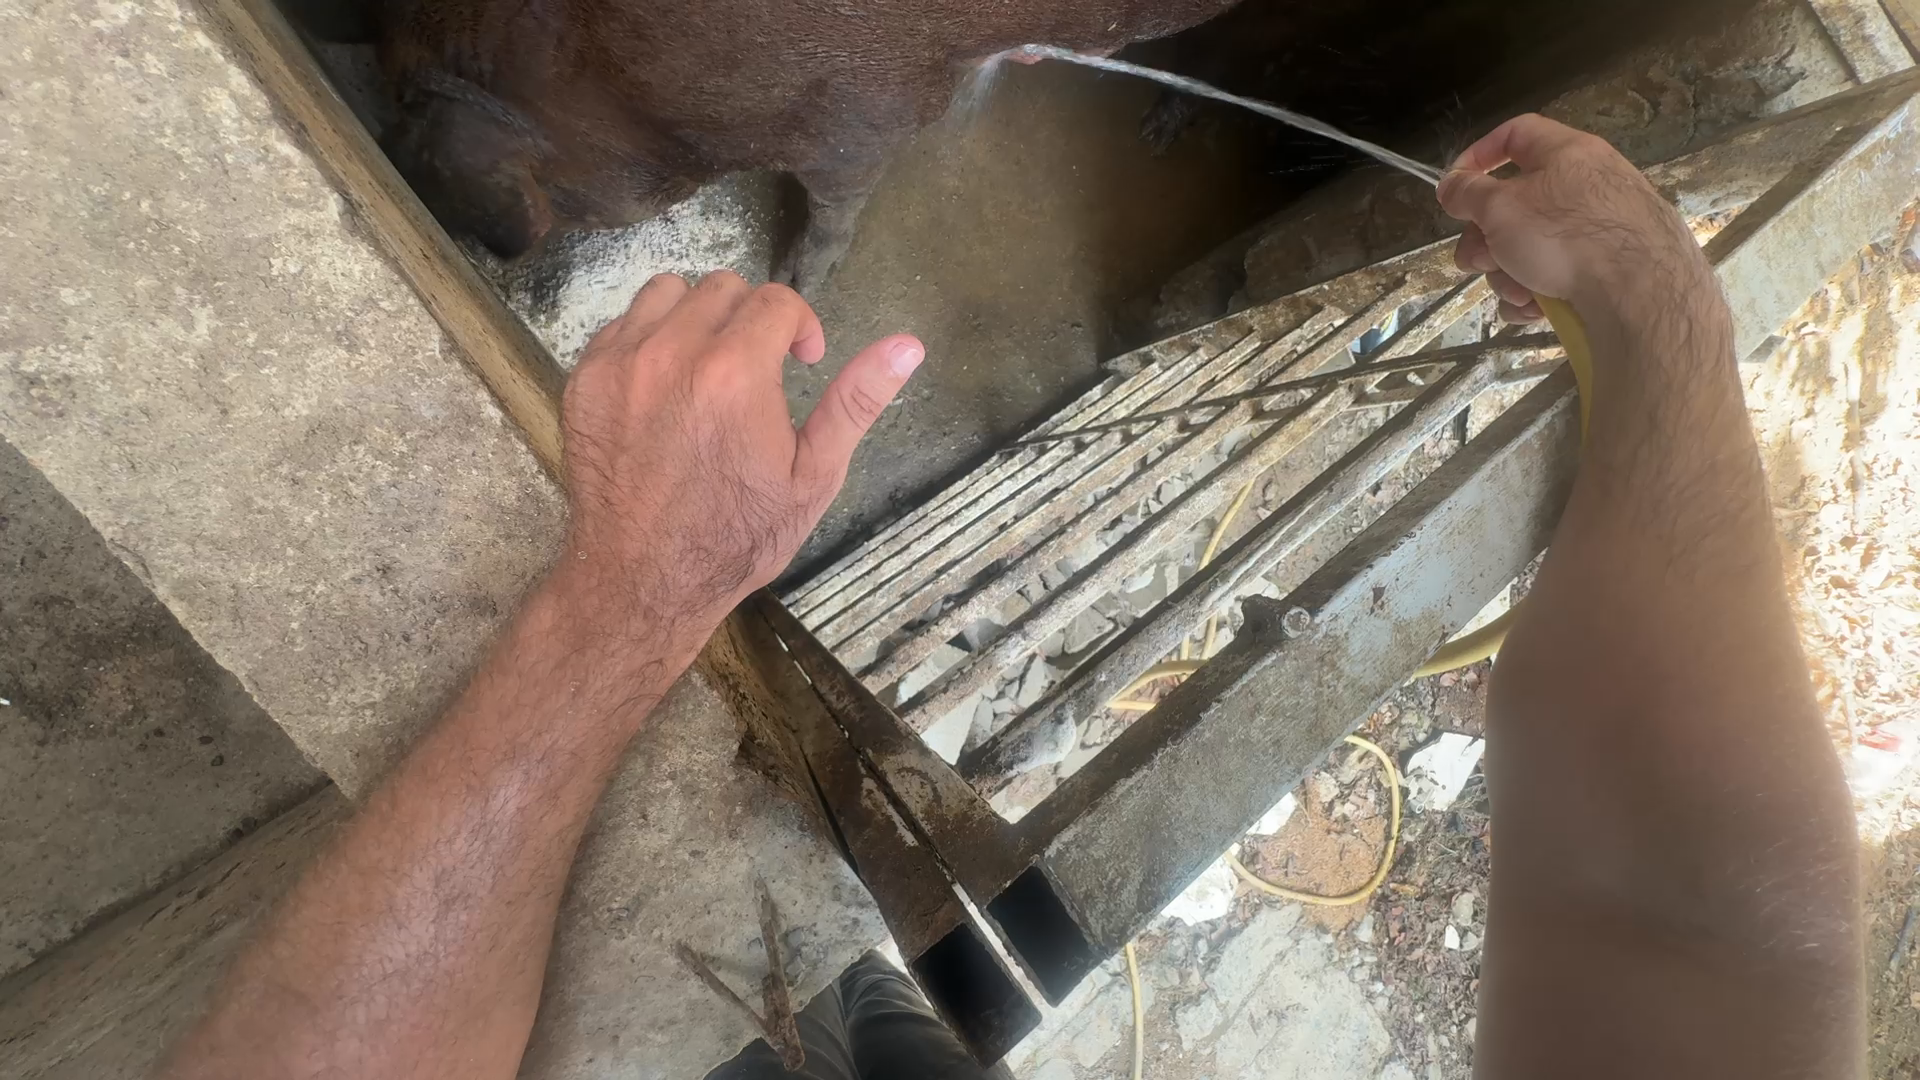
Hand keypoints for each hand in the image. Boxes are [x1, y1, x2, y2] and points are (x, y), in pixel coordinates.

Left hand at [552, 271, 922, 645]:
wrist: (648, 579)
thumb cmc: (741, 534)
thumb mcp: (815, 475)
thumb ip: (857, 401)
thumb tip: (908, 346)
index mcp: (736, 372)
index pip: (776, 300)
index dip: (802, 326)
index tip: (803, 360)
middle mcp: (672, 352)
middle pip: (725, 288)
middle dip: (754, 320)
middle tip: (762, 370)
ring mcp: (619, 363)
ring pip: (669, 293)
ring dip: (702, 317)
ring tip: (713, 368)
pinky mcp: (585, 379)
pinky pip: (625, 324)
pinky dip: (654, 338)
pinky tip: (669, 386)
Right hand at [1436, 114, 1709, 324]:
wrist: (1634, 286)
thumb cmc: (1563, 234)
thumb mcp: (1500, 207)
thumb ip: (1467, 193)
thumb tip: (1450, 184)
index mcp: (1563, 154)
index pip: (1514, 134)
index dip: (1476, 156)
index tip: (1451, 188)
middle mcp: (1578, 185)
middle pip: (1507, 206)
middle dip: (1482, 240)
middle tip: (1480, 260)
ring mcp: (1586, 227)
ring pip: (1518, 248)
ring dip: (1505, 274)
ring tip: (1520, 289)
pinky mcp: (1590, 265)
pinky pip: (1539, 275)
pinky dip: (1528, 292)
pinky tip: (1535, 303)